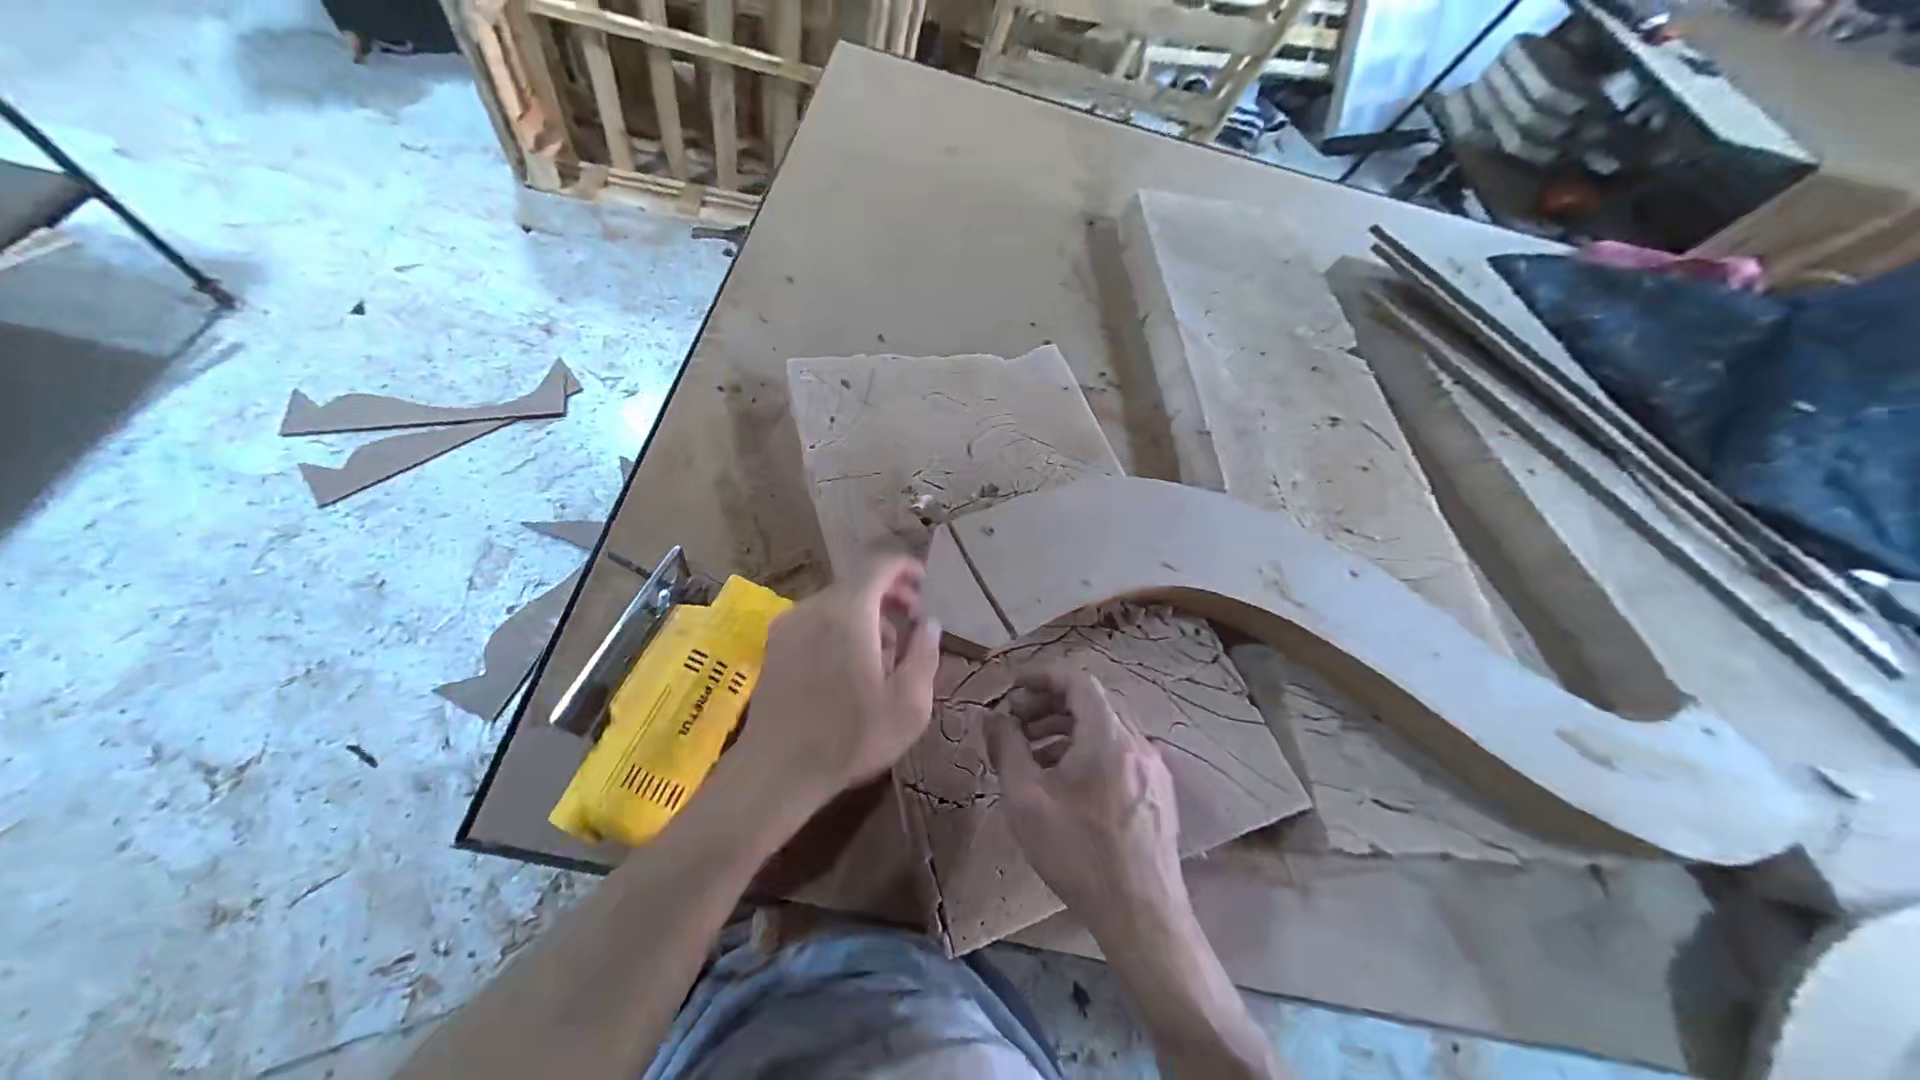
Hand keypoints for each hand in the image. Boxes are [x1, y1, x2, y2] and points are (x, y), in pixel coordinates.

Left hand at [736, 556, 941, 813]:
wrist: (777, 771)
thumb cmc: (851, 738)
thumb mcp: (910, 704)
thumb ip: (925, 653)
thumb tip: (929, 623)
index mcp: (849, 613)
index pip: (879, 566)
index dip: (906, 568)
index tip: (926, 585)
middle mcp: (814, 608)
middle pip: (857, 583)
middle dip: (889, 595)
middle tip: (912, 620)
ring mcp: (789, 625)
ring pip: (836, 602)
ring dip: (866, 614)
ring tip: (885, 650)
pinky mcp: (774, 646)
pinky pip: (815, 620)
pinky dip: (840, 626)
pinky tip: (850, 663)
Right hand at [987, 666, 1186, 936]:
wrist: (1141, 913)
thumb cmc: (1077, 853)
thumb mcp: (1025, 798)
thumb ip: (1007, 747)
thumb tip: (994, 717)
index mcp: (1108, 735)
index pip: (1077, 680)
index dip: (1041, 676)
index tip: (1013, 687)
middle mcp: (1137, 741)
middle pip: (1091, 703)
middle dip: (1048, 705)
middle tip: (1015, 723)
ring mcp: (1153, 767)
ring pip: (1106, 729)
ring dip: (1066, 730)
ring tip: (1033, 754)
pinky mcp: (1159, 792)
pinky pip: (1119, 753)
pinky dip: (1088, 751)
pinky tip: (1066, 782)